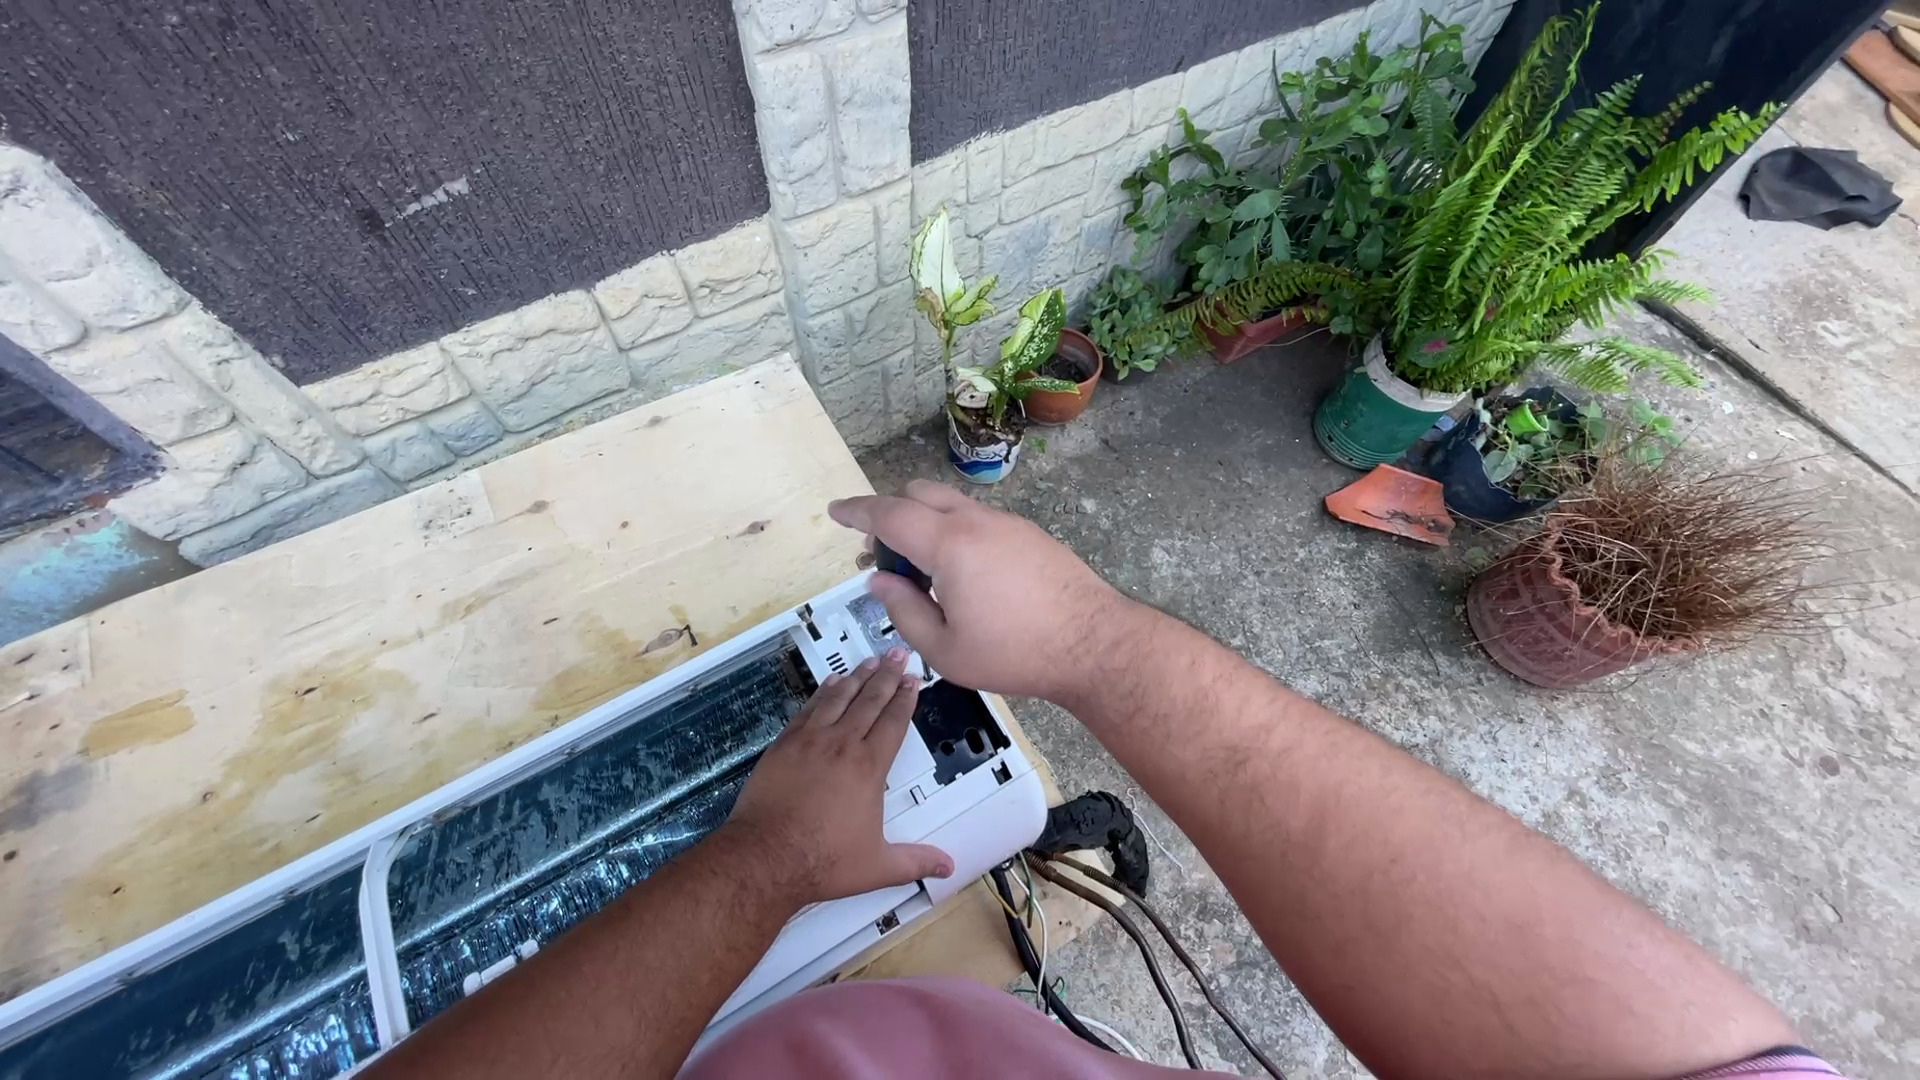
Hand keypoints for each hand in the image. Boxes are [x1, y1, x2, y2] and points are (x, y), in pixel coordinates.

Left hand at [724, 649, 952, 904]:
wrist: (764, 857)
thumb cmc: (822, 860)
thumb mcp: (878, 866)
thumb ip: (915, 861)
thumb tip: (947, 867)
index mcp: (869, 767)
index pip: (893, 722)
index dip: (905, 698)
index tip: (913, 680)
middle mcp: (842, 745)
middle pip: (870, 700)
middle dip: (887, 675)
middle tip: (898, 654)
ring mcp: (810, 741)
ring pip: (839, 697)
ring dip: (858, 676)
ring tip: (870, 661)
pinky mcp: (784, 744)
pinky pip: (809, 709)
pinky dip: (823, 692)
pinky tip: (831, 683)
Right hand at [827, 480, 1128, 702]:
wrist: (1095, 644)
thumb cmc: (1015, 653)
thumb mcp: (945, 649)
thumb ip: (903, 610)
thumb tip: (879, 581)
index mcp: (949, 544)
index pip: (889, 514)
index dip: (856, 511)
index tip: (835, 511)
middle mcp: (977, 521)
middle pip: (919, 493)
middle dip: (889, 513)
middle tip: (879, 555)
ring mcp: (1008, 523)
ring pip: (951, 504)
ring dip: (924, 524)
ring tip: (922, 573)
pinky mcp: (1030, 534)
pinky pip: (978, 519)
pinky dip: (954, 532)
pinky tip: (964, 576)